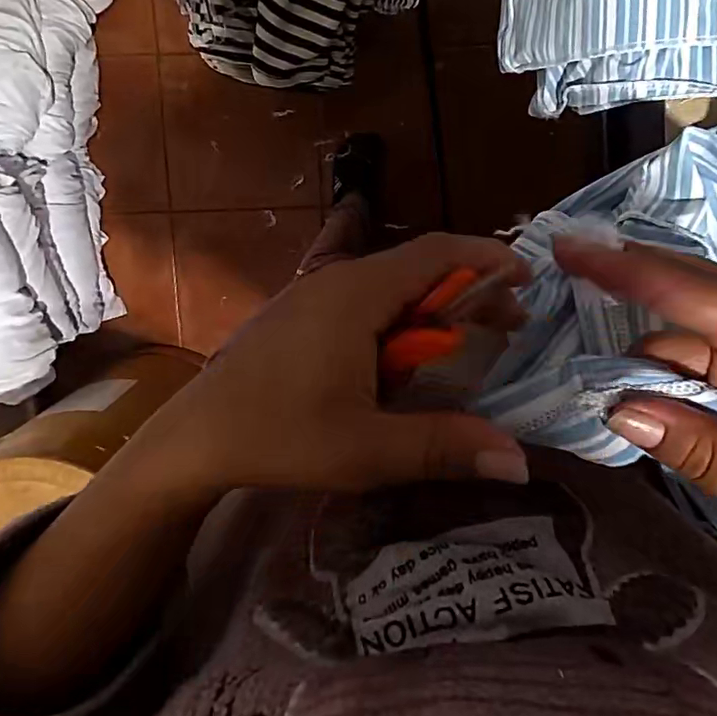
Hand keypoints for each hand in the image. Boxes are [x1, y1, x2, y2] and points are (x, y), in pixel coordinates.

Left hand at [127, 233, 532, 498]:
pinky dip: (402, 316)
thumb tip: (520, 462)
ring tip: (467, 340)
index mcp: (357, 294)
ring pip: (391, 284)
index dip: (486, 256)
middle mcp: (338, 280)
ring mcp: (315, 294)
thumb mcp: (366, 449)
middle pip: (418, 266)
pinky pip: (365, 299)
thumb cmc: (277, 436)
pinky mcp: (301, 313)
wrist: (191, 439)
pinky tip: (407, 354)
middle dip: (469, 288)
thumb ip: (444, 447)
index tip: (525, 276)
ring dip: (435, 305)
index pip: (436, 252)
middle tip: (510, 323)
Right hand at [554, 233, 716, 638]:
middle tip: (573, 261)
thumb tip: (619, 409)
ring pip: (699, 341)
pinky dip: (671, 383)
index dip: (648, 277)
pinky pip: (710, 372)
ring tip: (614, 397)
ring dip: (652, 362)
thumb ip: (702, 452)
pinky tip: (646, 401)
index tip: (586, 251)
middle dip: (640, 284)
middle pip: (708, 304)